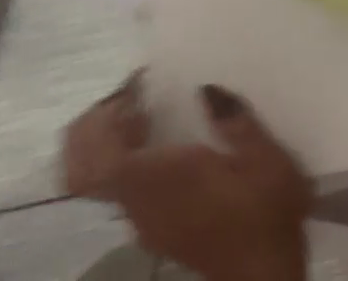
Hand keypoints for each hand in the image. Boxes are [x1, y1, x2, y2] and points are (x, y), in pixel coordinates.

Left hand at [62, 79, 311, 280]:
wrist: (260, 269)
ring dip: (105, 144)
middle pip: (80, 169)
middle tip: (129, 97)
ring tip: (144, 114)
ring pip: (96, 180)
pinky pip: (120, 188)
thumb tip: (206, 90)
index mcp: (160, 178)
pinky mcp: (152, 225)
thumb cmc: (266, 208)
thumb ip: (235, 121)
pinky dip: (124, 160)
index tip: (138, 85)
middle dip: (90, 129)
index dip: (106, 116)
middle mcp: (138, 198)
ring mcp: (141, 216)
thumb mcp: (266, 157)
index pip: (99, 151)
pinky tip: (163, 147)